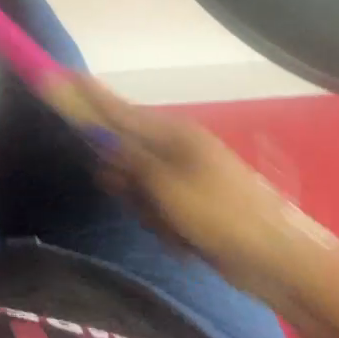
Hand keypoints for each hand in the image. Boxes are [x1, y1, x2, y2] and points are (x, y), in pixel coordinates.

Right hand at [93, 97, 338, 301]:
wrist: (280, 263)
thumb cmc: (223, 218)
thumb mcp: (166, 186)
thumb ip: (127, 158)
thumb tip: (97, 136)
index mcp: (172, 135)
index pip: (116, 109)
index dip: (86, 95)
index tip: (58, 74)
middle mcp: (176, 149)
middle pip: (122, 152)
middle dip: (124, 180)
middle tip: (141, 201)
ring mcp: (185, 177)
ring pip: (135, 185)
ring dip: (145, 209)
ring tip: (173, 229)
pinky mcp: (191, 205)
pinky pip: (154, 207)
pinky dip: (162, 224)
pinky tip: (183, 242)